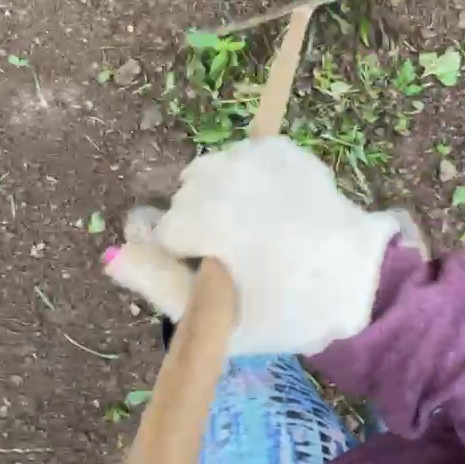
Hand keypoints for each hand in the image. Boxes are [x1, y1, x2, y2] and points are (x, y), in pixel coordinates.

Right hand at [103, 137, 405, 354]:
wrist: (356, 278)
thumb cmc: (285, 309)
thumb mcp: (216, 317)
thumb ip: (157, 285)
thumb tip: (108, 254)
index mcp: (204, 216)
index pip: (164, 230)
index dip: (186, 258)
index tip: (218, 277)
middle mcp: (223, 175)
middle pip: (185, 195)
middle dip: (201, 222)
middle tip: (239, 256)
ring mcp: (254, 155)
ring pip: (210, 171)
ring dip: (220, 195)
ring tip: (255, 229)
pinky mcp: (280, 146)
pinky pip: (242, 157)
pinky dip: (248, 178)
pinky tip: (272, 206)